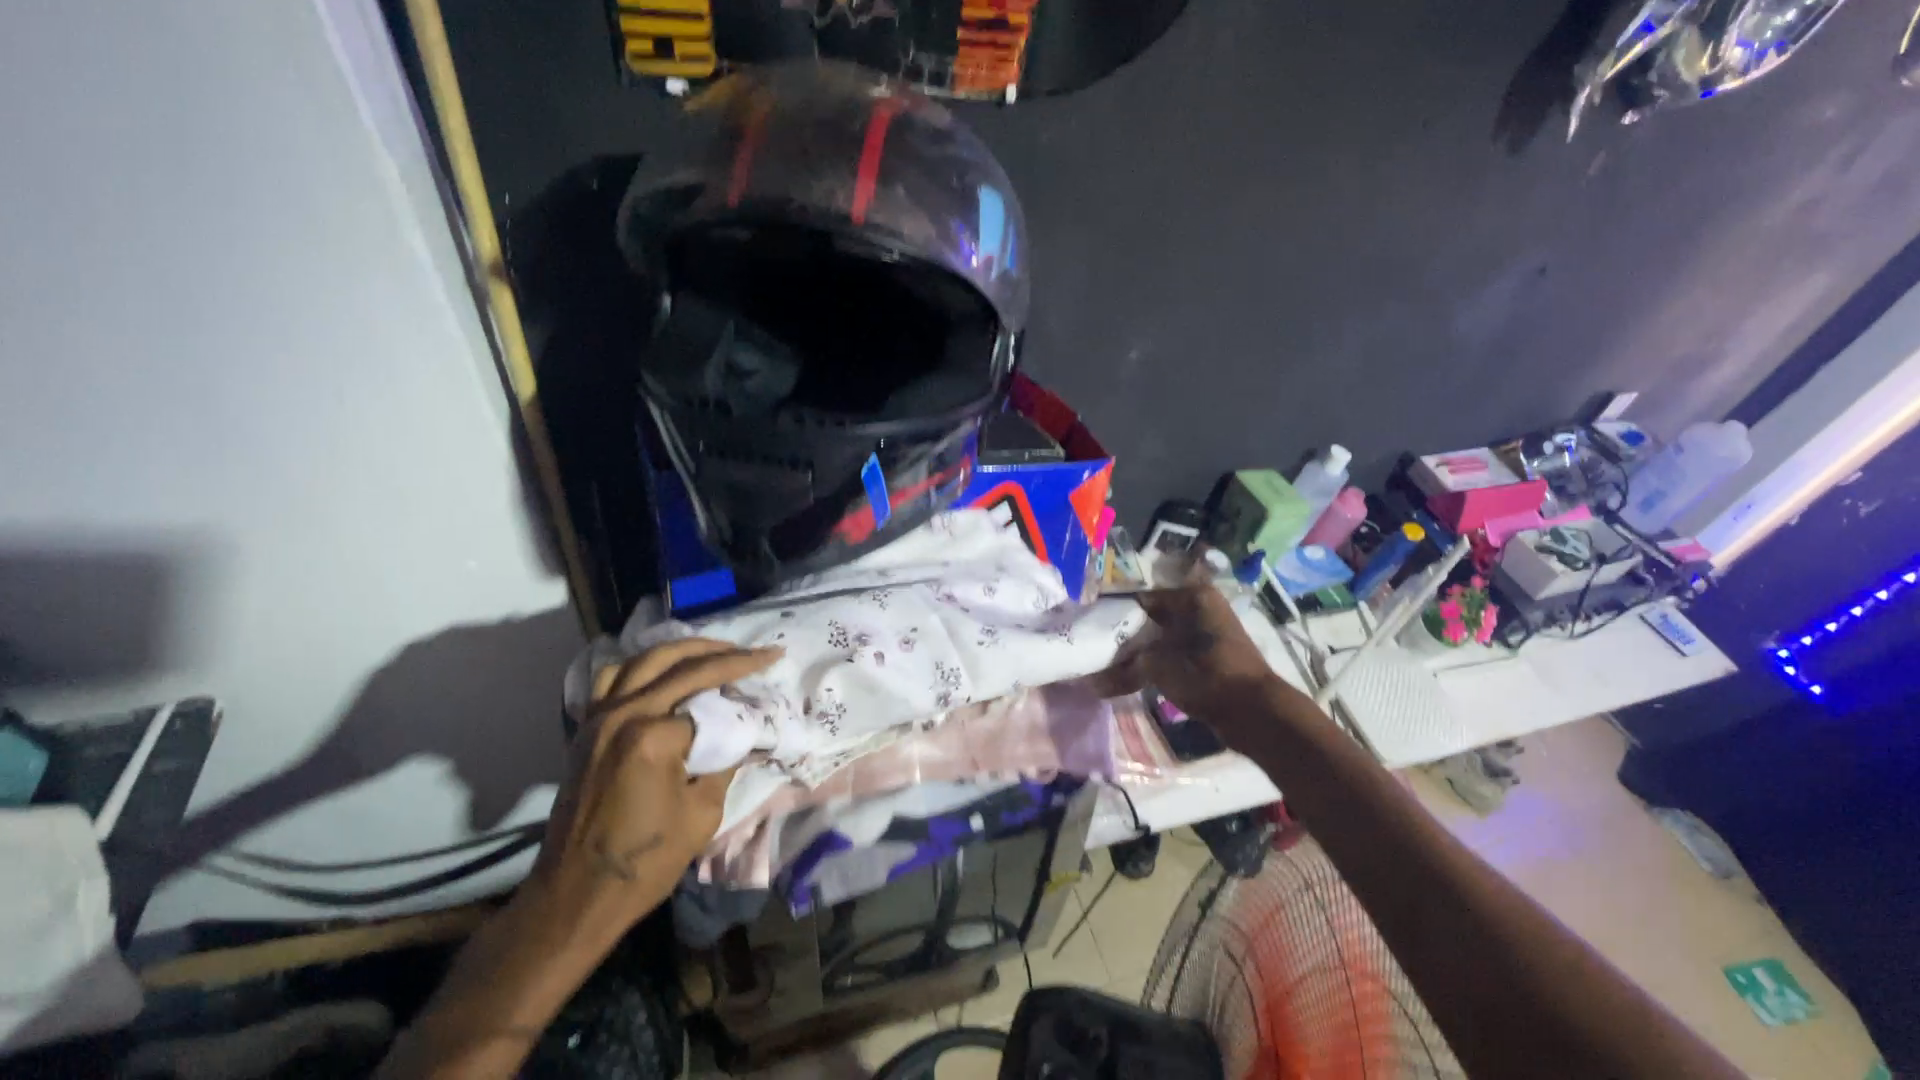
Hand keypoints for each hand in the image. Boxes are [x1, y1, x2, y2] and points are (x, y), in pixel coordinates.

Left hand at [528, 639, 783, 935]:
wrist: (575, 895)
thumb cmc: (645, 863)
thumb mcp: (702, 814)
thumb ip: (724, 762)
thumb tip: (745, 733)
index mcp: (652, 736)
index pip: (711, 704)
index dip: (745, 699)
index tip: (772, 694)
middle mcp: (622, 714)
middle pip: (682, 667)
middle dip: (727, 655)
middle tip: (761, 653)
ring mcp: (598, 718)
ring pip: (644, 661)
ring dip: (684, 649)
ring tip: (717, 650)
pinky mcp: (585, 729)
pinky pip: (612, 679)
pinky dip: (642, 667)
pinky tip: (663, 672)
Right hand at [1097, 586, 1321, 746]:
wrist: (1256, 714)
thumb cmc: (1208, 677)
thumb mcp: (1159, 668)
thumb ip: (1124, 669)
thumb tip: (1091, 683)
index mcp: (1192, 598)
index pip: (1140, 599)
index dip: (1112, 614)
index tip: (1087, 629)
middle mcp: (1200, 609)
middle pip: (1149, 620)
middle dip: (1122, 638)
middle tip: (1092, 650)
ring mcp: (1205, 635)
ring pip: (1159, 640)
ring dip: (1135, 655)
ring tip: (1104, 668)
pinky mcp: (1208, 658)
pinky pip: (1170, 656)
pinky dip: (1151, 666)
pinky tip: (1128, 679)